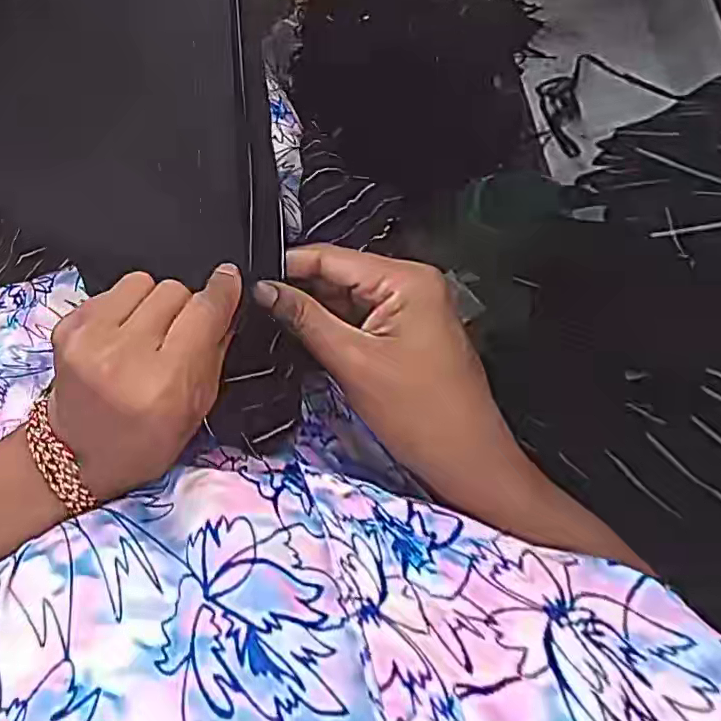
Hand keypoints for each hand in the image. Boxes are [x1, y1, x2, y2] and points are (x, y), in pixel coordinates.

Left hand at [48, 263, 241, 499]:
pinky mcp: (67, 326)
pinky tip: (119, 336)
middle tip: (176, 334)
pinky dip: (122, 307)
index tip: (228, 279)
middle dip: (184, 307)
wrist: (74, 454)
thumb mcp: (195, 409)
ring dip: (151, 301)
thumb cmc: (142, 442)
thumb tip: (226, 299)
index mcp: (162, 384)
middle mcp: (122, 356)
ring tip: (145, 332)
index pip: (203, 311)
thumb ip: (215, 350)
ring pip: (142, 281)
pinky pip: (110, 291)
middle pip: (174, 289)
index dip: (222, 291)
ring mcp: (88, 338)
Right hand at [254, 245, 512, 501]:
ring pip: (345, 294)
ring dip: (314, 309)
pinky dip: (333, 324)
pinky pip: (359, 313)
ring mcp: (411, 304)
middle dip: (299, 289)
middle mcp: (412, 282)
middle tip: (258, 304)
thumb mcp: (352, 361)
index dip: (287, 265)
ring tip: (278, 321)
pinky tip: (308, 335)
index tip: (252, 279)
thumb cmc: (423, 416)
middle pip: (338, 273)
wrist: (469, 463)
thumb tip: (265, 289)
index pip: (332, 257)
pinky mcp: (406, 326)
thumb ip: (304, 318)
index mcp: (407, 279)